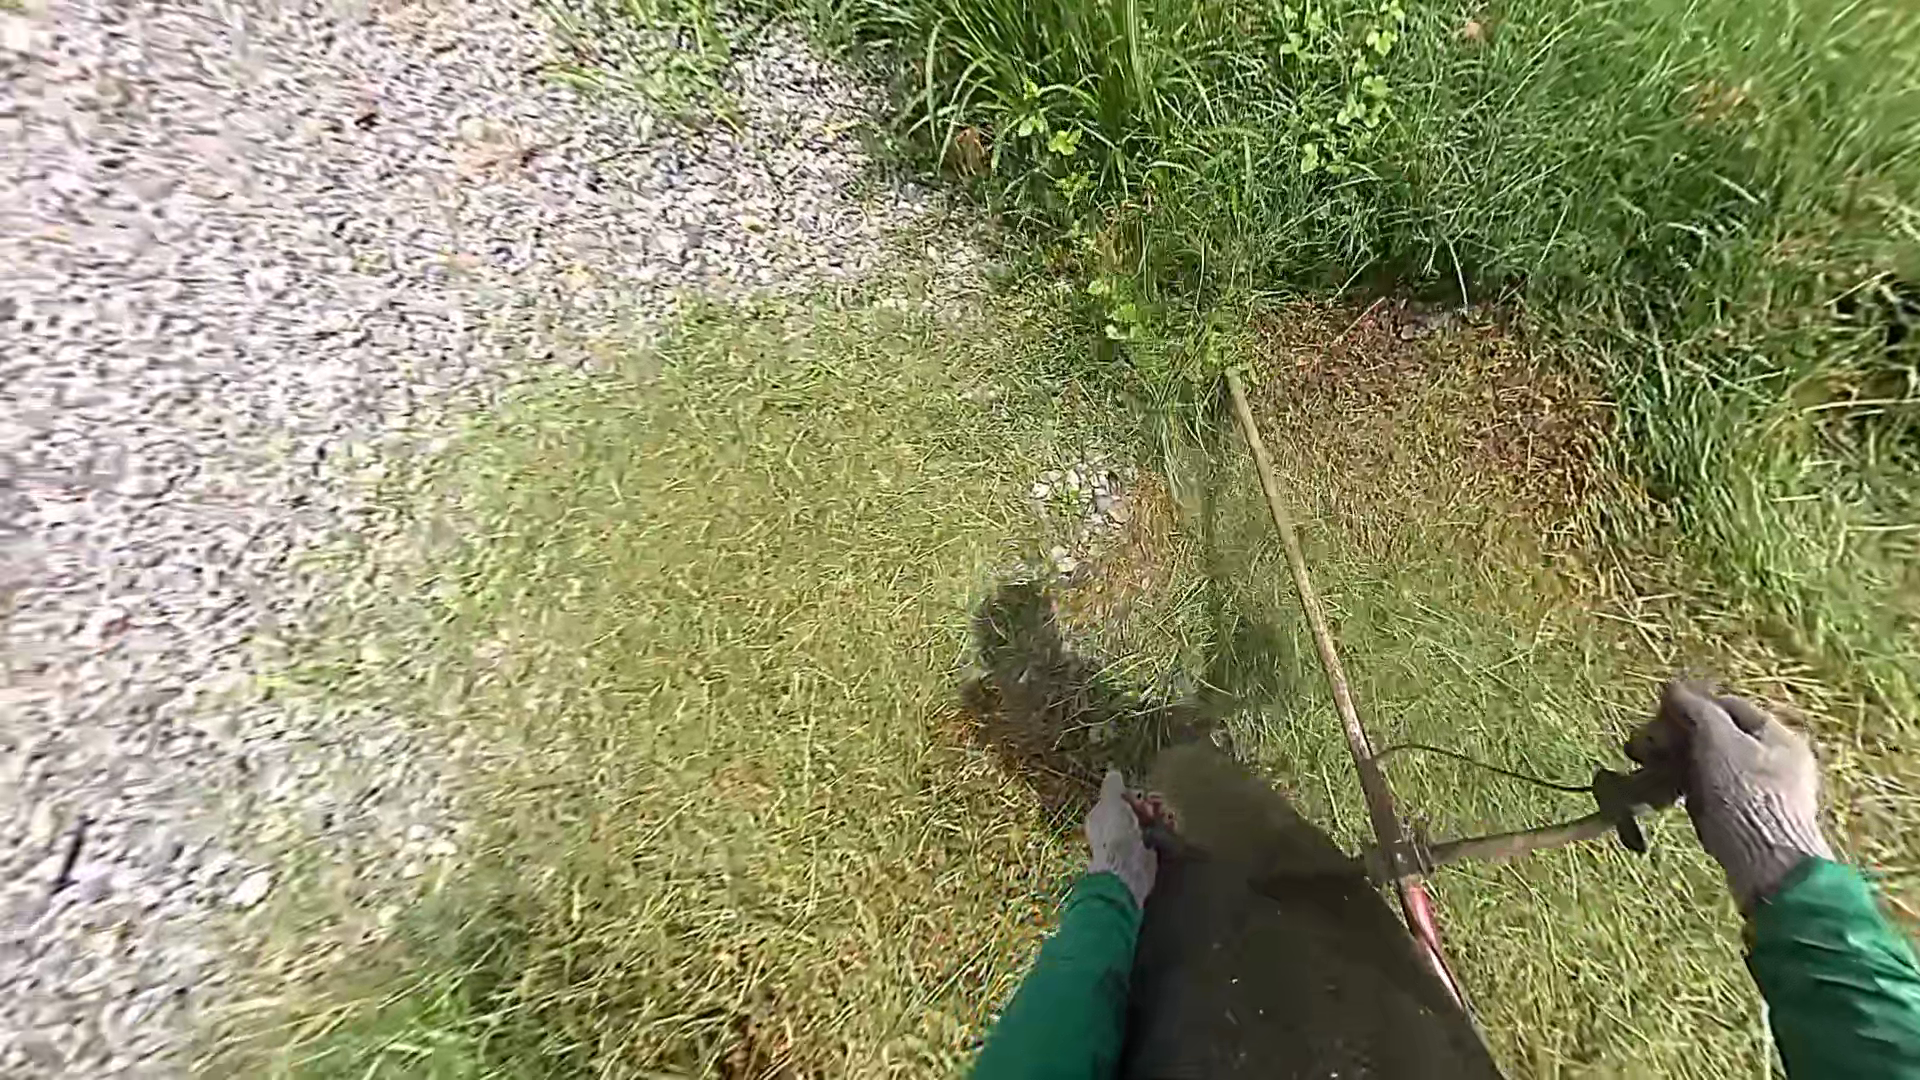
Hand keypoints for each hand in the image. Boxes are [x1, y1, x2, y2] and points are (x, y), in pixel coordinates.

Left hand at [1086, 769, 1156, 908]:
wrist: (1126, 872)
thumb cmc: (1115, 834)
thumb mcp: (1111, 804)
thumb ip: (1112, 788)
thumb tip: (1113, 773)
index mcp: (1101, 815)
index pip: (1118, 799)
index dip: (1132, 795)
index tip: (1142, 795)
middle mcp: (1114, 828)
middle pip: (1134, 811)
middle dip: (1148, 805)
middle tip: (1159, 803)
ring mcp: (1130, 842)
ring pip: (1147, 823)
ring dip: (1159, 816)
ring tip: (1168, 814)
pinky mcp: (1146, 855)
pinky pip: (1157, 838)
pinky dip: (1165, 831)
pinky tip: (1172, 826)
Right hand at [1657, 682, 1832, 908]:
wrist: (1756, 844)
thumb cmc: (1743, 786)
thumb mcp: (1719, 738)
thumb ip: (1696, 709)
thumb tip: (1670, 685)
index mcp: (1776, 736)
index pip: (1726, 704)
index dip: (1691, 703)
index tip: (1661, 712)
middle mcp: (1764, 753)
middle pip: (1705, 726)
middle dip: (1670, 730)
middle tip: (1648, 739)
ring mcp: (1745, 775)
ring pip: (1693, 749)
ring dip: (1664, 749)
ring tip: (1644, 758)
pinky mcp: (1724, 794)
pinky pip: (1692, 770)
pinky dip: (1672, 769)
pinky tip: (1655, 774)